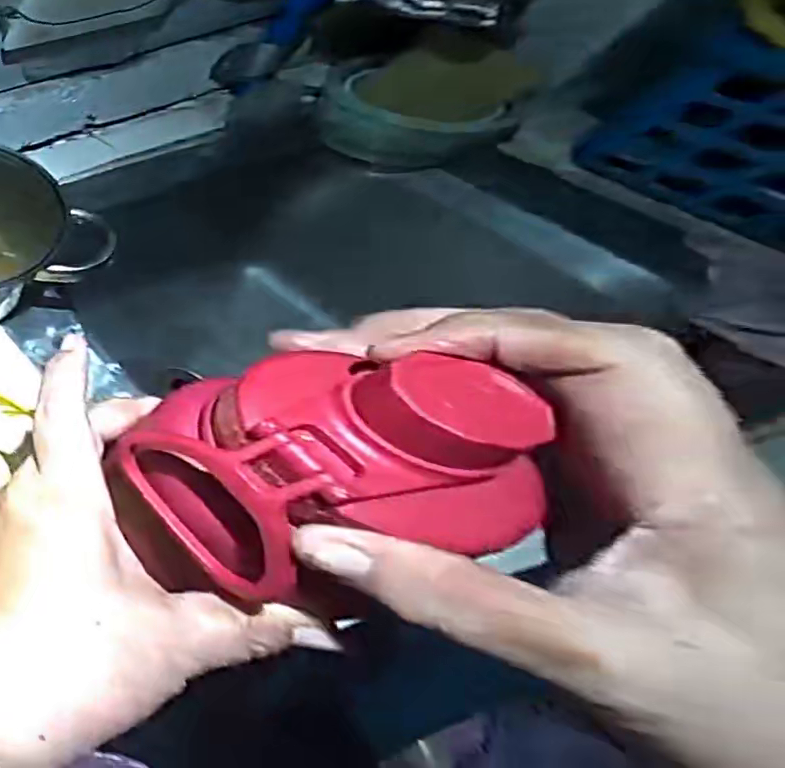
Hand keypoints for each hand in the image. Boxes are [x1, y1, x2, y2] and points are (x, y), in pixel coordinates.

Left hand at [0, 336, 314, 767]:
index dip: (70, 371)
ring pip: (23, 455)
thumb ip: (243, 626)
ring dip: (54, 442)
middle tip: (145, 424)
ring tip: (86, 443)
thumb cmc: (76, 655)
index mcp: (64, 489)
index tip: (77, 343)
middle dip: (96, 416)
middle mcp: (21, 486)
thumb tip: (323, 627)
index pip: (63, 409)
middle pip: (55, 429)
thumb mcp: (169, 642)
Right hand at [275, 309, 784, 767]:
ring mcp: (611, 452)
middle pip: (543, 343)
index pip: (601, 354)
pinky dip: (431, 388)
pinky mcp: (575, 471)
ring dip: (423, 351)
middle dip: (430, 332)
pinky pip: (495, 402)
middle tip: (337, 348)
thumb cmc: (722, 704)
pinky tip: (383, 402)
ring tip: (342, 360)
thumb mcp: (591, 663)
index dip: (488, 333)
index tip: (387, 355)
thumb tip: (314, 542)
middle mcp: (651, 439)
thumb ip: (457, 602)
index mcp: (685, 472)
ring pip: (515, 365)